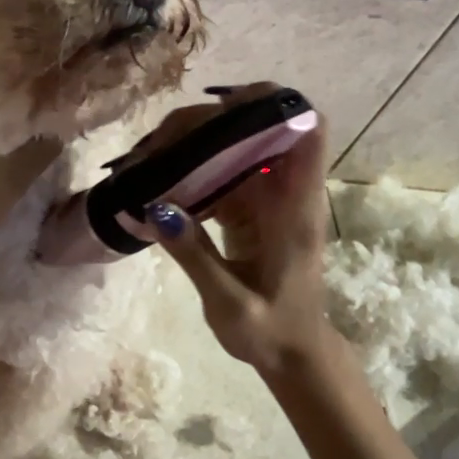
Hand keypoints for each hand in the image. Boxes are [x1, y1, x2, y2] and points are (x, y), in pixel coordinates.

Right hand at [129, 95, 334, 377]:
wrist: (293, 354)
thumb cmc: (271, 332)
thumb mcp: (230, 304)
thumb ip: (194, 256)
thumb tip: (156, 207)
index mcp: (297, 208)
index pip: (309, 129)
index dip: (273, 103)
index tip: (221, 106)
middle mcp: (286, 190)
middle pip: (257, 125)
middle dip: (208, 121)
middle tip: (159, 144)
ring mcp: (266, 194)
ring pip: (233, 141)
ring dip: (192, 139)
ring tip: (149, 157)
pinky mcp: (247, 202)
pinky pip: (218, 166)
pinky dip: (187, 163)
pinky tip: (156, 176)